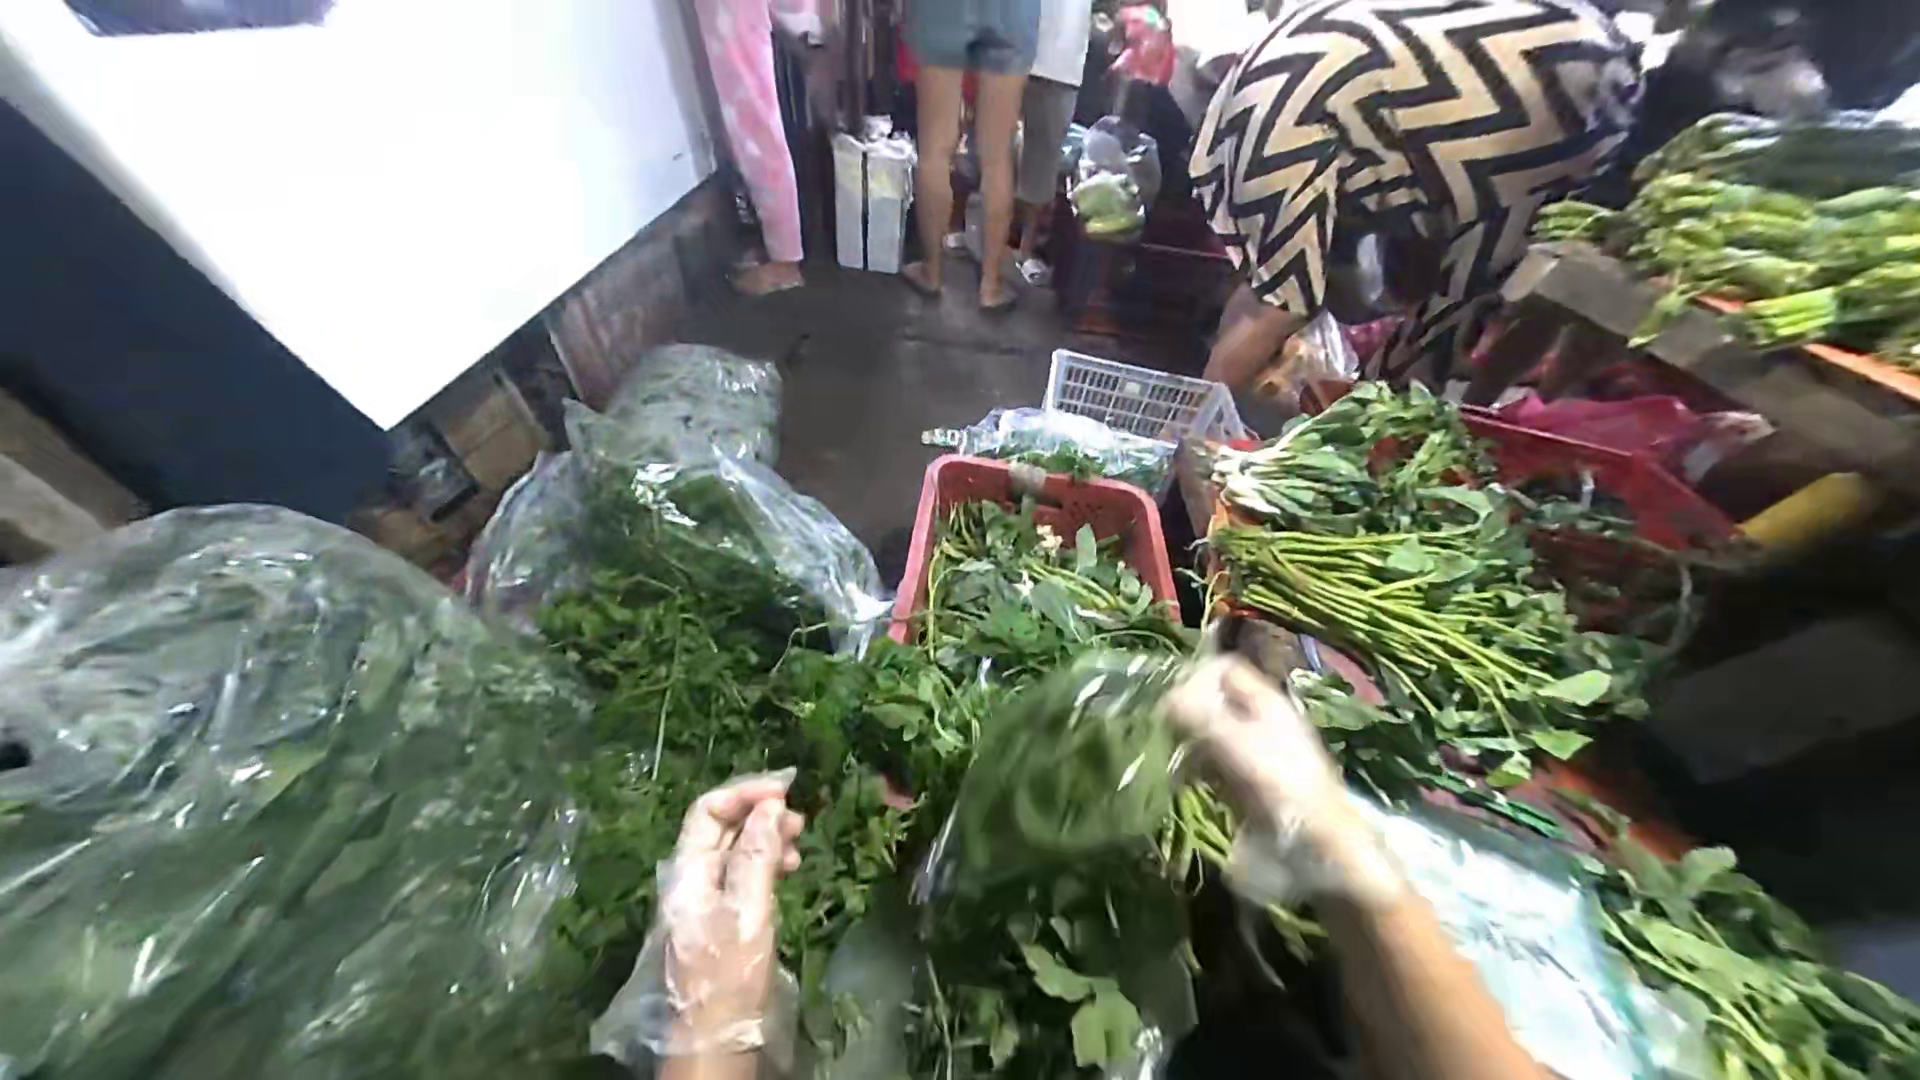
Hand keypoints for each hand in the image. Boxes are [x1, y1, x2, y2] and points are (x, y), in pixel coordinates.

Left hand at [659, 771, 805, 1051]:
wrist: (713, 1044)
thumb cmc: (728, 976)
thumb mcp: (747, 911)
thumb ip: (756, 855)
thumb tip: (770, 804)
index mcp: (687, 873)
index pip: (708, 810)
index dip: (745, 792)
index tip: (785, 790)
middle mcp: (692, 878)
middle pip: (723, 825)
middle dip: (761, 811)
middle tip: (798, 817)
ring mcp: (706, 897)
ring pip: (737, 846)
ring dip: (768, 834)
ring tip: (799, 839)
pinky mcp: (722, 914)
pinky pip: (745, 870)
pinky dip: (768, 859)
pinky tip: (790, 866)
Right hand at [1164, 656, 1360, 846]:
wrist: (1317, 844)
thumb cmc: (1278, 782)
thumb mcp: (1234, 740)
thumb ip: (1197, 714)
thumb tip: (1165, 699)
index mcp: (1264, 701)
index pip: (1225, 668)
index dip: (1197, 676)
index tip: (1173, 699)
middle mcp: (1259, 719)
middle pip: (1213, 699)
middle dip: (1186, 712)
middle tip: (1167, 730)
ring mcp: (1254, 750)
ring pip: (1208, 731)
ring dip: (1186, 742)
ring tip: (1171, 759)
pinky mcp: (1246, 780)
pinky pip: (1211, 761)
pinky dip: (1194, 767)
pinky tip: (1181, 781)